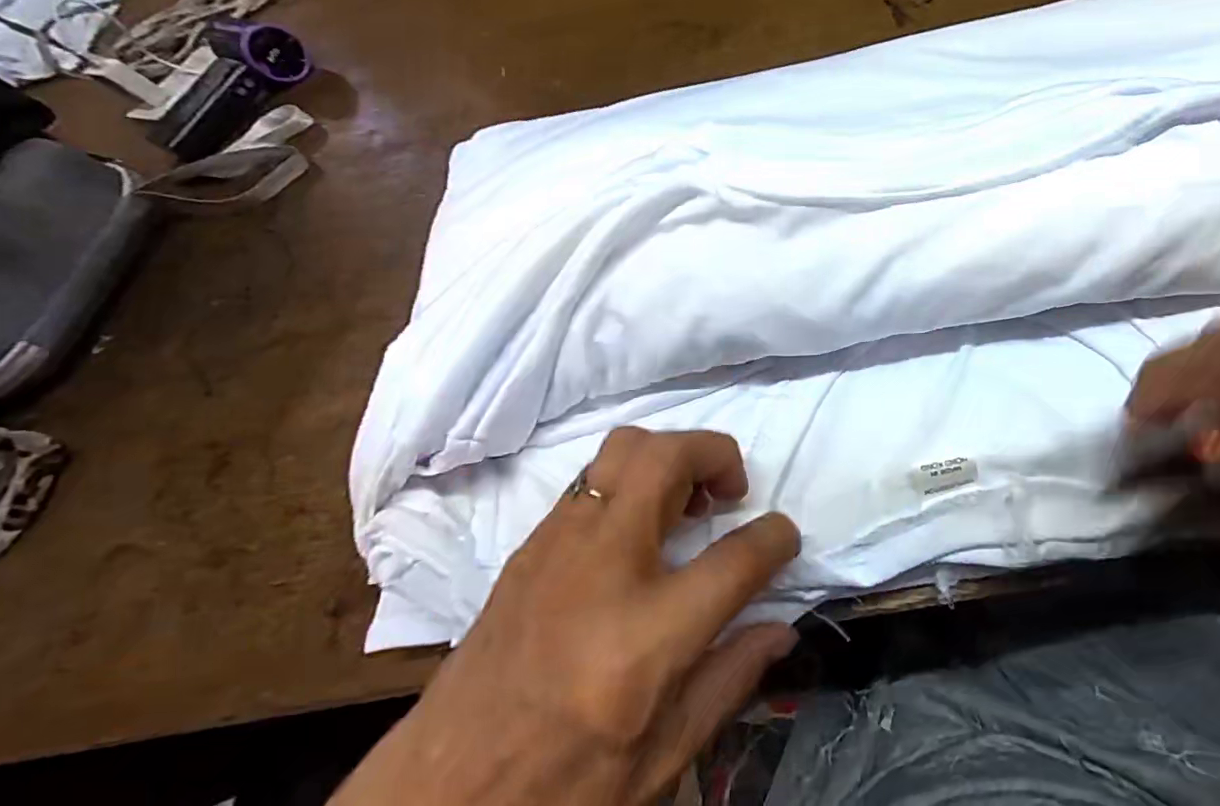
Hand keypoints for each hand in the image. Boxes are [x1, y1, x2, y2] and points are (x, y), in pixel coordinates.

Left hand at [332, 428, 800, 805]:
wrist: (435, 804)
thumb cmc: (561, 788)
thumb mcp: (663, 758)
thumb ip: (731, 679)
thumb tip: (782, 627)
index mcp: (647, 635)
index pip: (738, 557)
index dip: (777, 538)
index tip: (783, 539)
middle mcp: (602, 569)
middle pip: (668, 458)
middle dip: (717, 455)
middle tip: (730, 494)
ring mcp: (556, 549)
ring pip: (622, 448)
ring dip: (670, 458)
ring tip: (685, 505)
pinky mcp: (527, 550)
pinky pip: (591, 479)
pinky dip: (630, 480)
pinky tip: (637, 532)